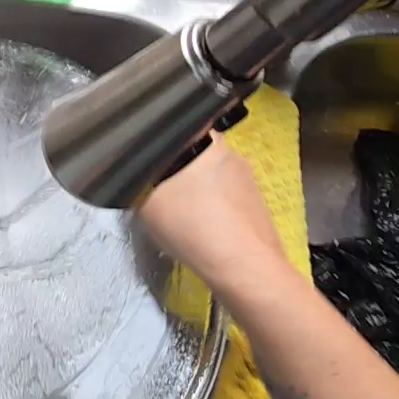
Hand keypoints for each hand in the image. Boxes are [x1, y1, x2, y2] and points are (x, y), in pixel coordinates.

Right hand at [141, 137, 292, 295]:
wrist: (243, 268)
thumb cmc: (192, 225)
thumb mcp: (146, 203)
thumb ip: (140, 183)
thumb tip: (141, 178)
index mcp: (209, 144)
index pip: (180, 130)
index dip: (161, 143)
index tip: (147, 159)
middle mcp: (234, 155)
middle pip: (198, 156)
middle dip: (180, 170)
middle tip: (159, 189)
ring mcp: (250, 182)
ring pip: (213, 179)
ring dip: (198, 191)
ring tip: (181, 214)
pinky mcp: (258, 207)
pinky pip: (227, 200)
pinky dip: (213, 210)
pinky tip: (202, 229)